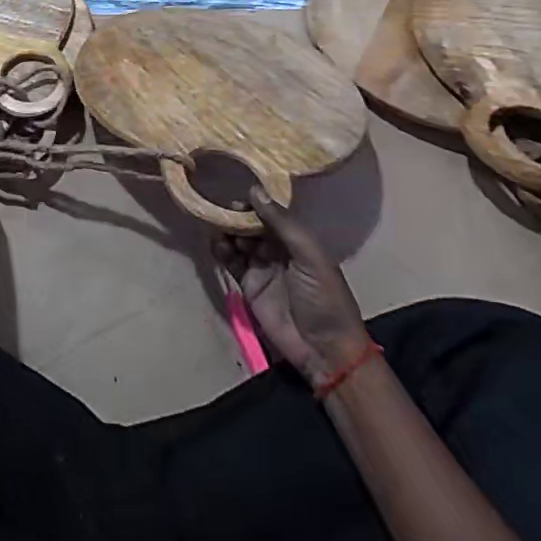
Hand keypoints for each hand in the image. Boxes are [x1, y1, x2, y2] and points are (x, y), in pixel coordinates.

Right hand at [213, 191, 370, 385]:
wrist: (324, 349)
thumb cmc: (324, 299)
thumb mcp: (310, 257)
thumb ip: (282, 224)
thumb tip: (254, 190)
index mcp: (298, 240)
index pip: (272, 214)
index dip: (255, 204)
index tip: (237, 197)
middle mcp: (279, 249)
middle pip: (252, 226)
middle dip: (237, 217)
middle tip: (221, 212)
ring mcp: (262, 267)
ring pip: (239, 242)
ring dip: (227, 233)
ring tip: (216, 228)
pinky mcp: (249, 285)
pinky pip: (231, 262)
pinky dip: (222, 252)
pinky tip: (215, 244)